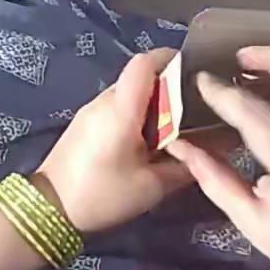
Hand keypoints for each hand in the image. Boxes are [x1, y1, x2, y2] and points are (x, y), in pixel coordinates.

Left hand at [35, 49, 193, 233]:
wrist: (48, 210)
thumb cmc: (102, 195)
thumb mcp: (151, 186)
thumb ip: (187, 165)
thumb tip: (220, 149)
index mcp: (121, 109)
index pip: (145, 63)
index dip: (171, 59)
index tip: (195, 71)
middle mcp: (104, 101)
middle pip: (140, 77)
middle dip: (169, 86)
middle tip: (195, 108)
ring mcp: (90, 111)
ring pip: (129, 93)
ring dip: (153, 104)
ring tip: (175, 128)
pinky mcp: (84, 123)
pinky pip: (116, 107)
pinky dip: (136, 115)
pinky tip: (148, 140)